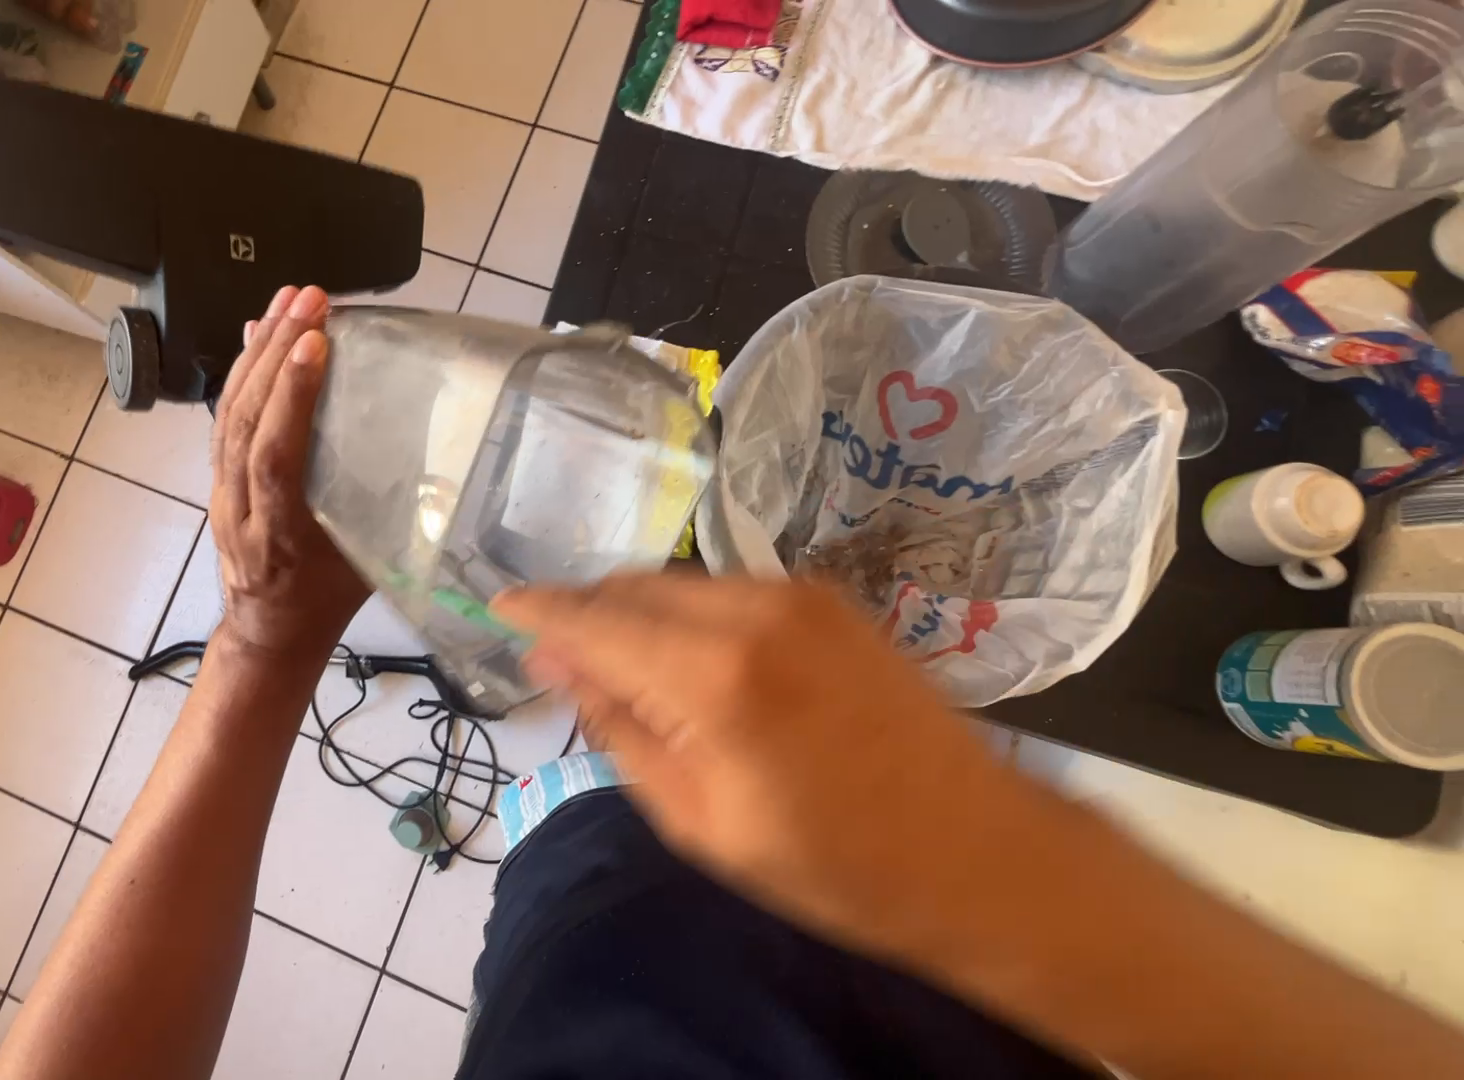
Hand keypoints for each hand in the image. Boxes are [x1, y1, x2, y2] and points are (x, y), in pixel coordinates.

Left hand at [209, 285, 369, 659]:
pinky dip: (243, 373)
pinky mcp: (219, 480)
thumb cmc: (323, 603)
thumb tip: (433, 472)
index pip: (276, 456)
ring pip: (228, 414)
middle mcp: (243, 507)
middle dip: (275, 353)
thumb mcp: (365, 569)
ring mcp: (224, 491)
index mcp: (280, 533)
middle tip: (306, 300)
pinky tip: (258, 336)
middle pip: (245, 422)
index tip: (316, 344)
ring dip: (258, 352)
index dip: (291, 398)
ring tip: (285, 302)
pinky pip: (224, 420)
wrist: (269, 633)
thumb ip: (386, 520)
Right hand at [492, 575, 1033, 947]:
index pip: (595, 621)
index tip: (499, 607)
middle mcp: (752, 610)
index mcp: (714, 678)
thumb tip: (555, 664)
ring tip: (620, 663)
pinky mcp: (824, 596)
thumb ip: (619, 726)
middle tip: (557, 655)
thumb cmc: (827, 862)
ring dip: (634, 613)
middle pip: (631, 588)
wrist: (977, 851)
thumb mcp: (697, 817)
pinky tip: (685, 655)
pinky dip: (684, 612)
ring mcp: (796, 594)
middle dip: (585, 613)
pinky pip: (722, 588)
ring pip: (676, 583)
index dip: (539, 611)